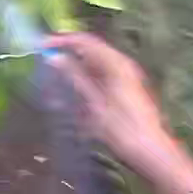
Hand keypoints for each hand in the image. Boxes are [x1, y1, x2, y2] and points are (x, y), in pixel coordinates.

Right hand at [44, 33, 192, 193]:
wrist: (151, 153)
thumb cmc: (122, 130)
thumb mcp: (94, 104)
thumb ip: (75, 78)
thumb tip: (55, 57)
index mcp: (116, 64)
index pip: (86, 41)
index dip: (63, 40)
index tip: (41, 45)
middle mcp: (122, 65)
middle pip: (90, 50)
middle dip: (67, 54)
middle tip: (45, 62)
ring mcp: (125, 77)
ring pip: (94, 65)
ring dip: (74, 70)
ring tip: (55, 81)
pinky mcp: (125, 90)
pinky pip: (100, 77)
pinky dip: (84, 81)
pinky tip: (72, 94)